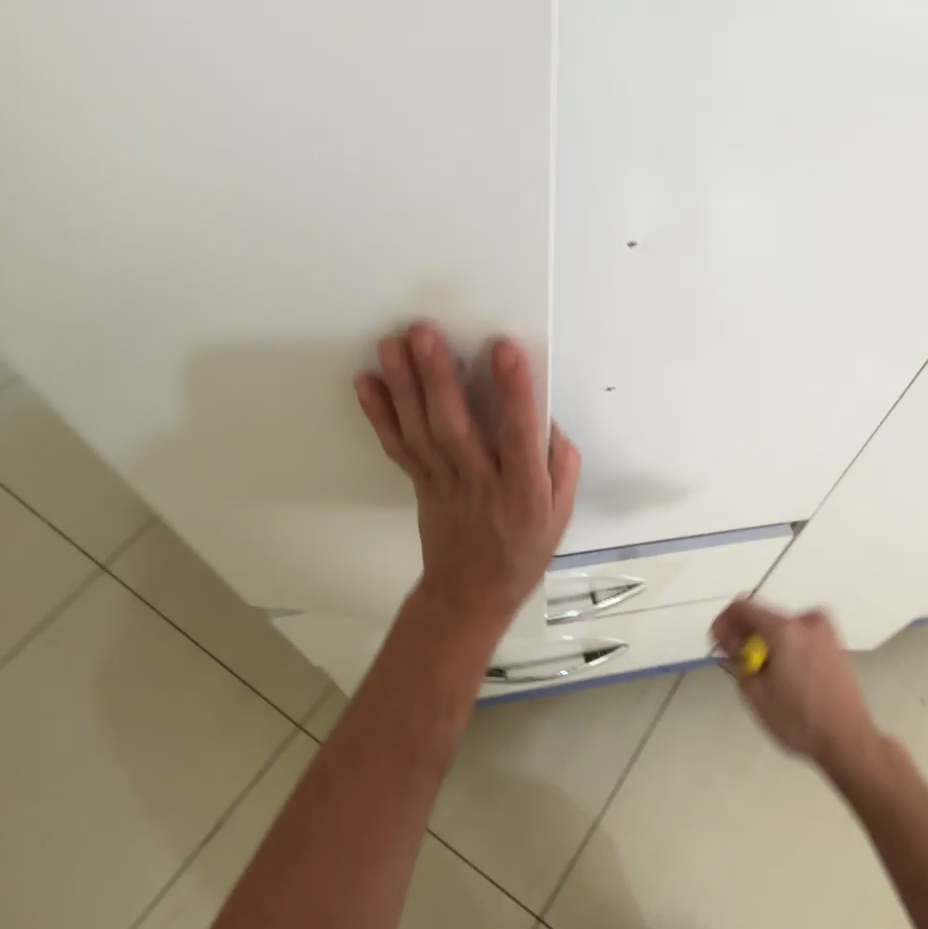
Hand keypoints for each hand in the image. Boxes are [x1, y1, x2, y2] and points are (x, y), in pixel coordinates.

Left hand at [355, 321, 580, 628]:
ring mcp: (443, 484)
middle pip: (454, 428)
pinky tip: (366, 382)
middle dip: (438, 379)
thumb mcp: (560, 512)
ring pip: (421, 433)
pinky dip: (379, 415)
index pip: (519, 437)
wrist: (471, 594)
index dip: (514, 393)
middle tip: (424, 334)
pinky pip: (398, 448)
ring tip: (392, 343)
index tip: (505, 349)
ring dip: (404, 386)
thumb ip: (559, 461)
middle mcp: (480, 484)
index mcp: (523, 492)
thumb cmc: (523, 550)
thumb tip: (544, 415)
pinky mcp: (420, 485)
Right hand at [712, 599, 875, 766]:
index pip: (742, 607)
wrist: (848, 739)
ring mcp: (825, 631)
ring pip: (782, 626)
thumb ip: (737, 657)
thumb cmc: (798, 718)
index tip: (718, 643)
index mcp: (784, 628)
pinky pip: (799, 635)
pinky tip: (782, 672)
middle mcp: (806, 621)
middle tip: (736, 660)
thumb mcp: (755, 692)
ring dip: (765, 640)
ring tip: (760, 671)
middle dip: (745, 633)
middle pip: (763, 615)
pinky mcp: (835, 644)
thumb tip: (729, 639)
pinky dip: (785, 645)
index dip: (724, 622)